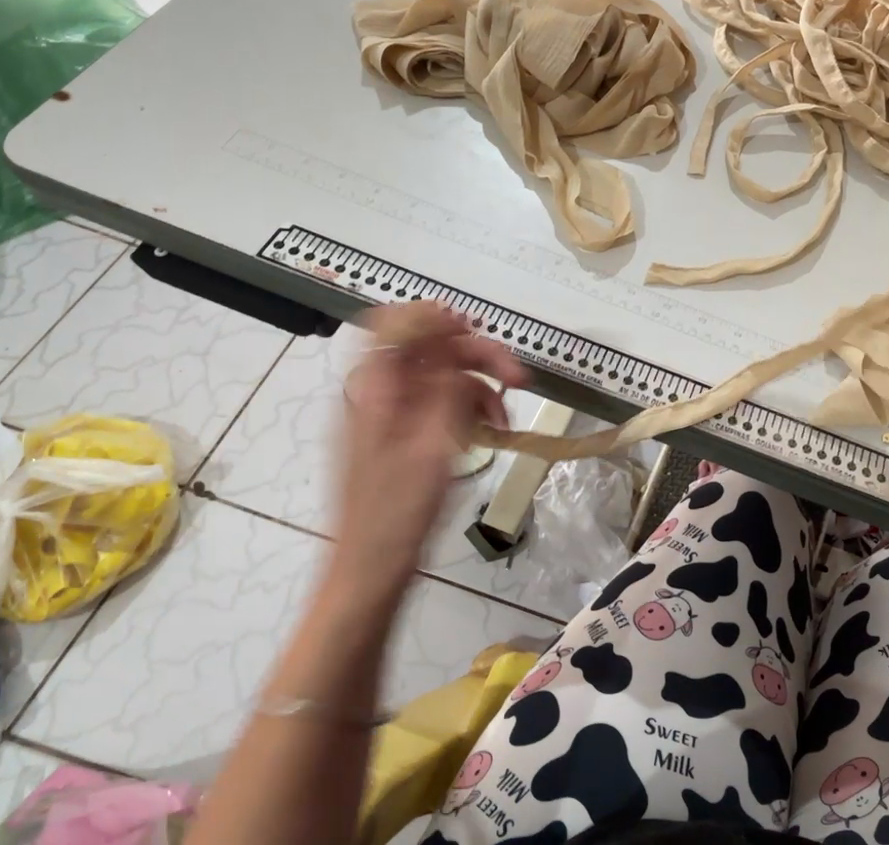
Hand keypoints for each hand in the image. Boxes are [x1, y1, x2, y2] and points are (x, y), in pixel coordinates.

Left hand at [330, 303, 526, 594]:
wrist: (370, 571)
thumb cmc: (398, 511)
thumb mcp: (433, 444)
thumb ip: (448, 387)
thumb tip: (461, 342)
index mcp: (373, 388)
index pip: (394, 324)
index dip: (435, 317)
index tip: (475, 329)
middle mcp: (376, 393)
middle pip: (428, 349)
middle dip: (477, 358)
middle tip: (519, 379)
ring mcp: (386, 415)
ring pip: (439, 378)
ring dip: (478, 388)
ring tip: (505, 418)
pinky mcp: (399, 437)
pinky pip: (438, 405)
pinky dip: (467, 411)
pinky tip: (489, 432)